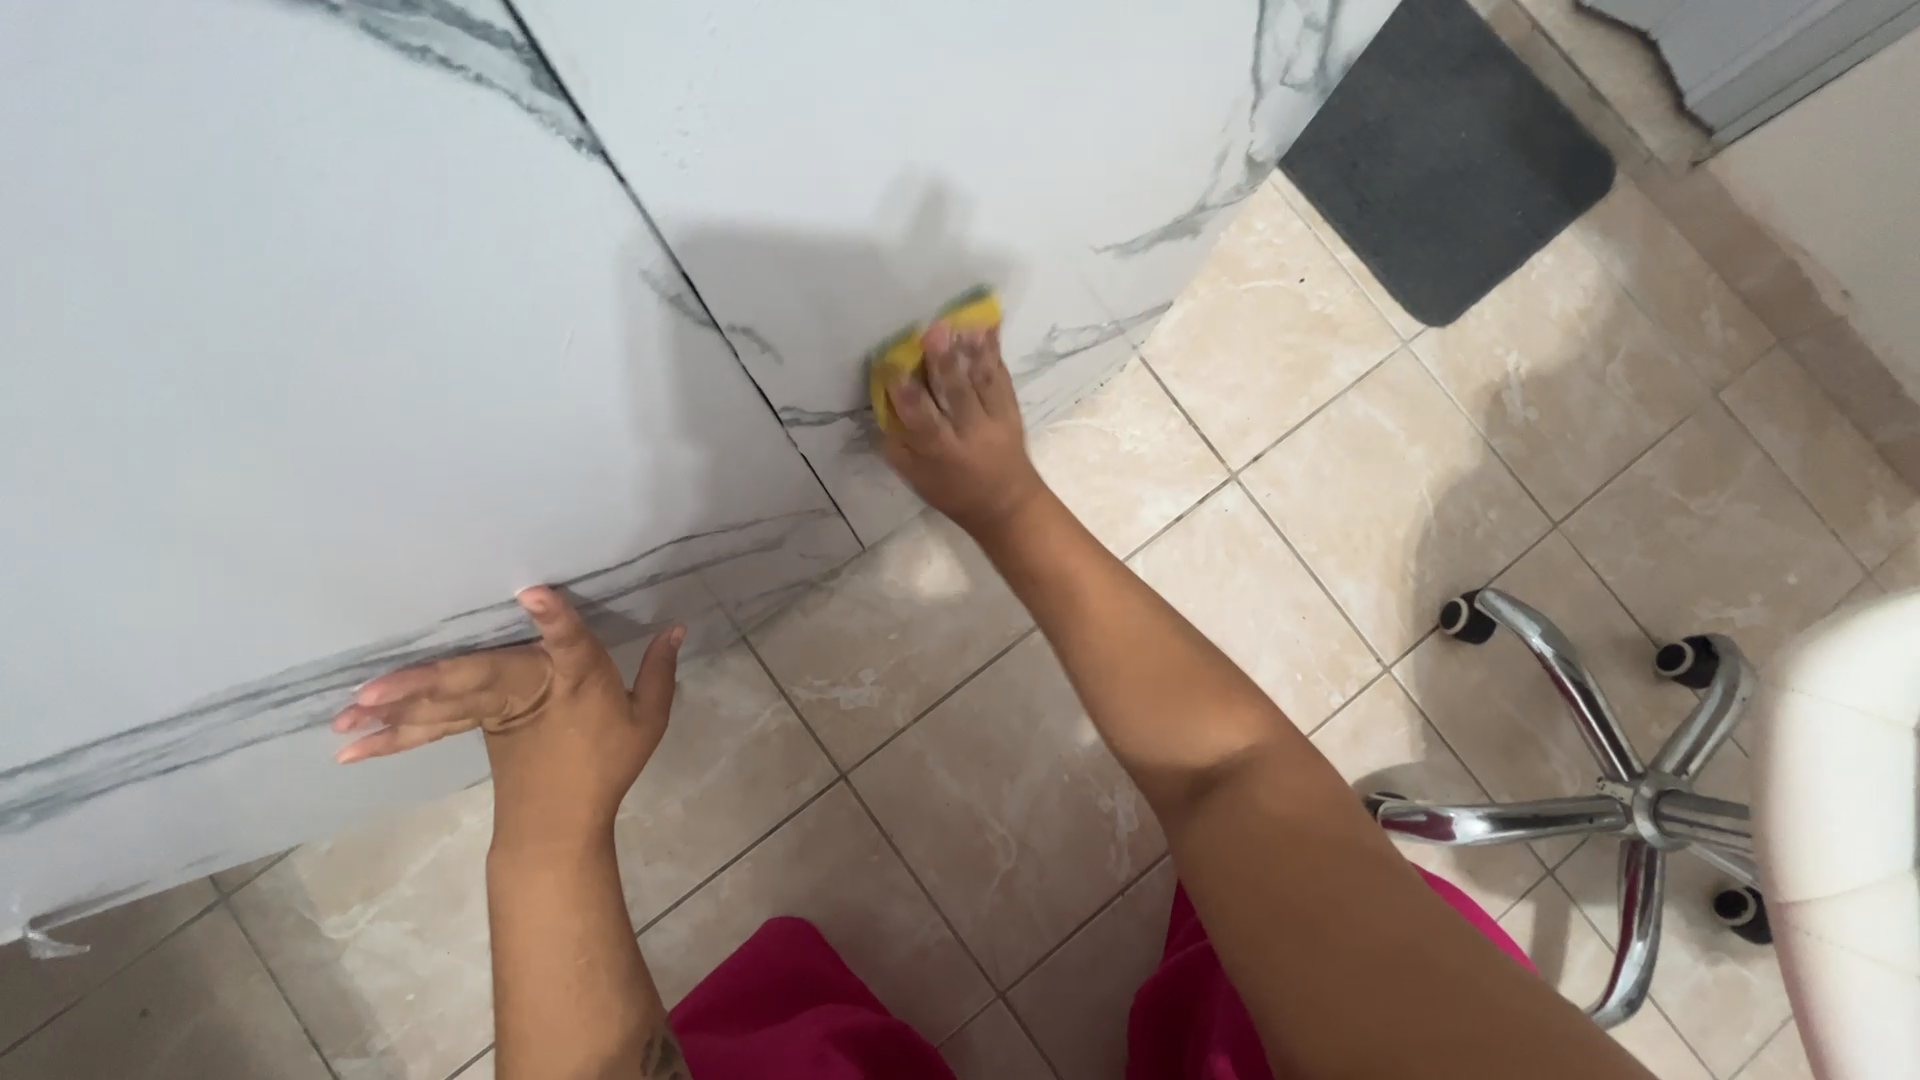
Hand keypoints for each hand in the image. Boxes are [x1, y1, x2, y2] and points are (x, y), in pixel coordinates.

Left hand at [333, 586, 683, 844]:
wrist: (560, 824)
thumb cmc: (606, 765)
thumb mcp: (648, 720)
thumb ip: (660, 672)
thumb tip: (676, 627)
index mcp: (579, 683)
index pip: (570, 644)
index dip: (554, 621)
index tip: (532, 592)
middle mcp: (533, 690)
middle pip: (483, 677)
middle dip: (429, 683)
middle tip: (371, 693)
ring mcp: (496, 713)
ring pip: (446, 703)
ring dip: (395, 710)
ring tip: (345, 715)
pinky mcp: (475, 730)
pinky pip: (432, 727)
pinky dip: (391, 736)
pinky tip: (348, 741)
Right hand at [882, 320, 1046, 535]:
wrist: (1007, 503)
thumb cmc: (954, 492)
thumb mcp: (918, 479)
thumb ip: (899, 446)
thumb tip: (883, 406)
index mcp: (942, 453)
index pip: (923, 422)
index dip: (908, 397)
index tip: (895, 370)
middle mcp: (970, 433)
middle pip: (957, 394)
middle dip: (944, 363)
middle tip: (933, 332)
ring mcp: (995, 419)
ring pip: (982, 381)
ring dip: (972, 350)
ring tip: (962, 323)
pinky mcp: (1011, 409)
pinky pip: (1002, 377)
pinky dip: (994, 351)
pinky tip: (986, 326)